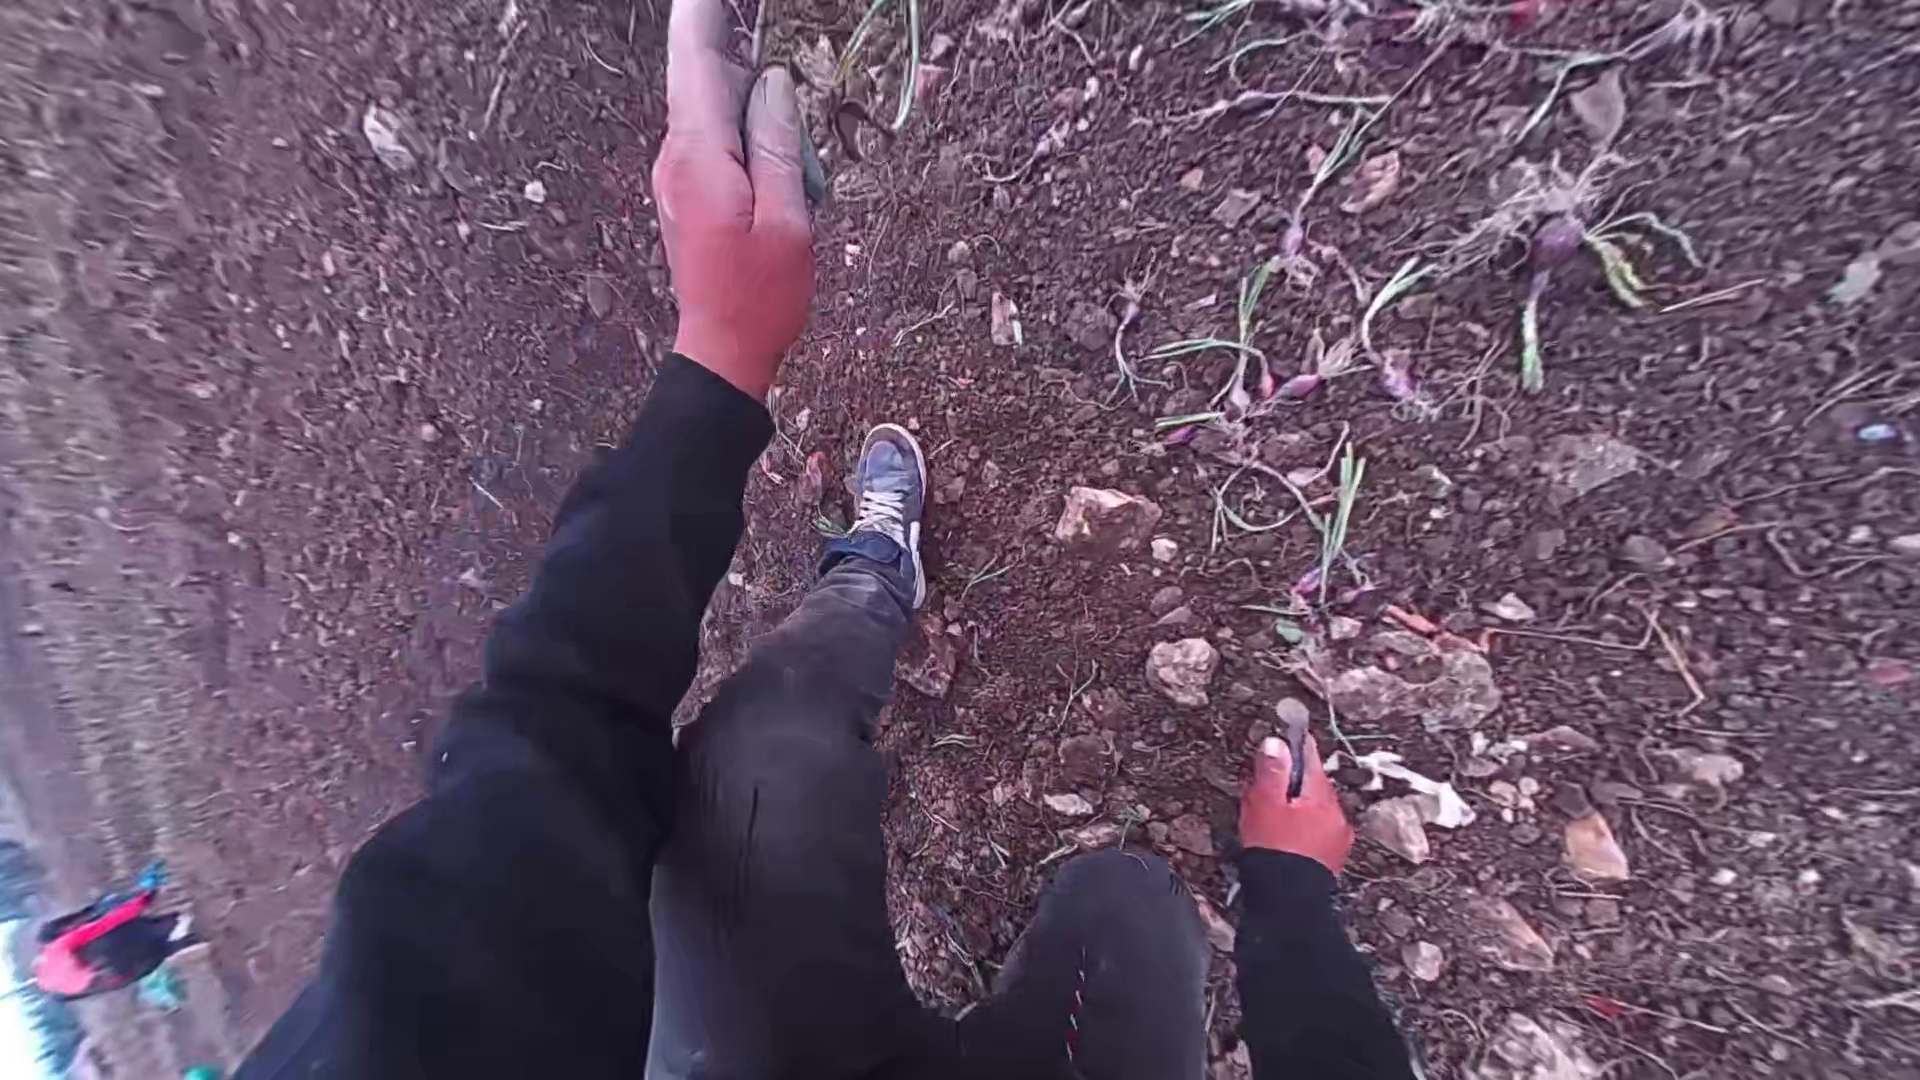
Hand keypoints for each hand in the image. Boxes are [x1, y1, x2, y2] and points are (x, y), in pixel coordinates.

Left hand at [651, 0, 814, 400]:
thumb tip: (775, 86)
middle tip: (796, 130)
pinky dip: (751, 156)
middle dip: (755, 84)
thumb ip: (781, 147)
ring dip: (761, 132)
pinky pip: (717, 153)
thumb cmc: (759, 298)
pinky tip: (779, 191)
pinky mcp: (686, 198)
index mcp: (699, 154)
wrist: (724, 350)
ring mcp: (677, 178)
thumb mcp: (788, 223)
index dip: (711, 9)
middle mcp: (676, 157)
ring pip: (718, 119)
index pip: (695, 52)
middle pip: (709, 82)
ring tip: (797, 184)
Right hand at [1240, 734, 1352, 875]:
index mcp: (1322, 800)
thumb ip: (1271, 771)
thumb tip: (1277, 743)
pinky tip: (1280, 828)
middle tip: (1266, 777)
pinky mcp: (1329, 856)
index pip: (1311, 761)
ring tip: (1268, 806)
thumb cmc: (1274, 849)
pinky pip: (1314, 825)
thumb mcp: (1264, 802)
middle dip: (1291, 778)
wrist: (1287, 902)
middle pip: (1312, 784)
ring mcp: (1336, 838)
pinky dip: (1299, 820)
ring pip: (1313, 806)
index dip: (1298, 745)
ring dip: (1294, 801)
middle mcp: (1337, 817)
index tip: (1292, 730)